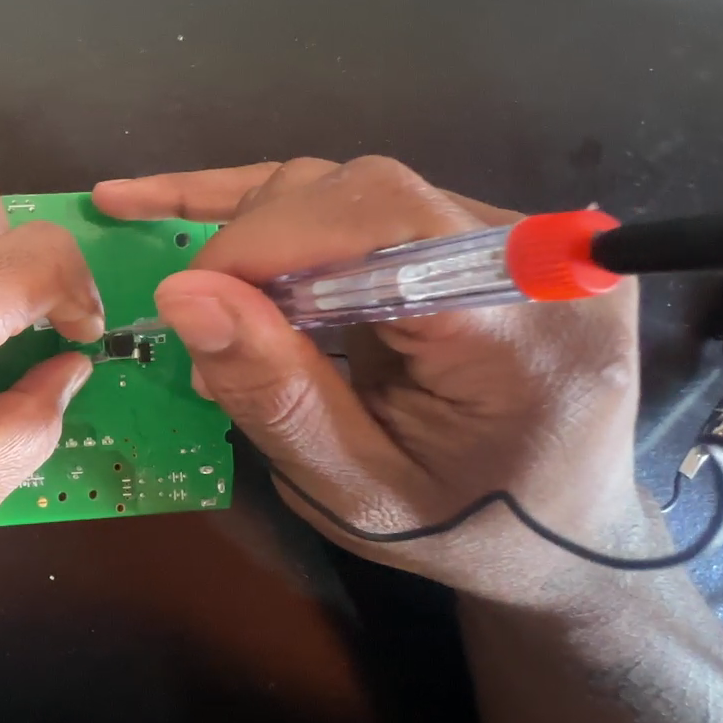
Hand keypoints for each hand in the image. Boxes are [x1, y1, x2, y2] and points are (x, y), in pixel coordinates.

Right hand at [94, 157, 644, 609]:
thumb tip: (181, 293)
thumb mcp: (347, 486)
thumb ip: (273, 391)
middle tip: (202, 325)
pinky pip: (347, 201)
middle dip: (251, 247)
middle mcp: (529, 258)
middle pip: (355, 194)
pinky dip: (259, 209)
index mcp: (521, 328)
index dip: (265, 241)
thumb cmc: (453, 527)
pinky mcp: (463, 236)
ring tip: (218, 313)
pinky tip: (173, 200)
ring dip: (251, 238)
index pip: (379, 221)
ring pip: (338, 187)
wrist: (550, 535)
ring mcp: (502, 238)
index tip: (189, 301)